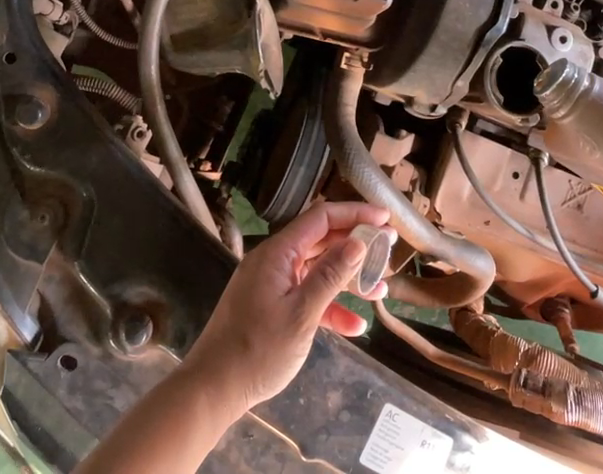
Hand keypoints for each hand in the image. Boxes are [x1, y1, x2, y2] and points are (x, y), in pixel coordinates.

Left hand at [179, 201, 390, 414]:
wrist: (213, 389)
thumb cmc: (258, 350)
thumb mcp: (302, 314)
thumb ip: (331, 275)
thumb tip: (358, 242)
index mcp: (277, 253)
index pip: (321, 218)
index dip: (355, 214)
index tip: (385, 219)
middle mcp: (274, 261)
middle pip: (321, 241)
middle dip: (356, 246)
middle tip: (389, 250)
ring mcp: (272, 284)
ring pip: (317, 271)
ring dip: (348, 279)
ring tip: (380, 290)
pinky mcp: (272, 307)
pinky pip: (306, 297)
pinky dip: (330, 307)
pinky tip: (355, 327)